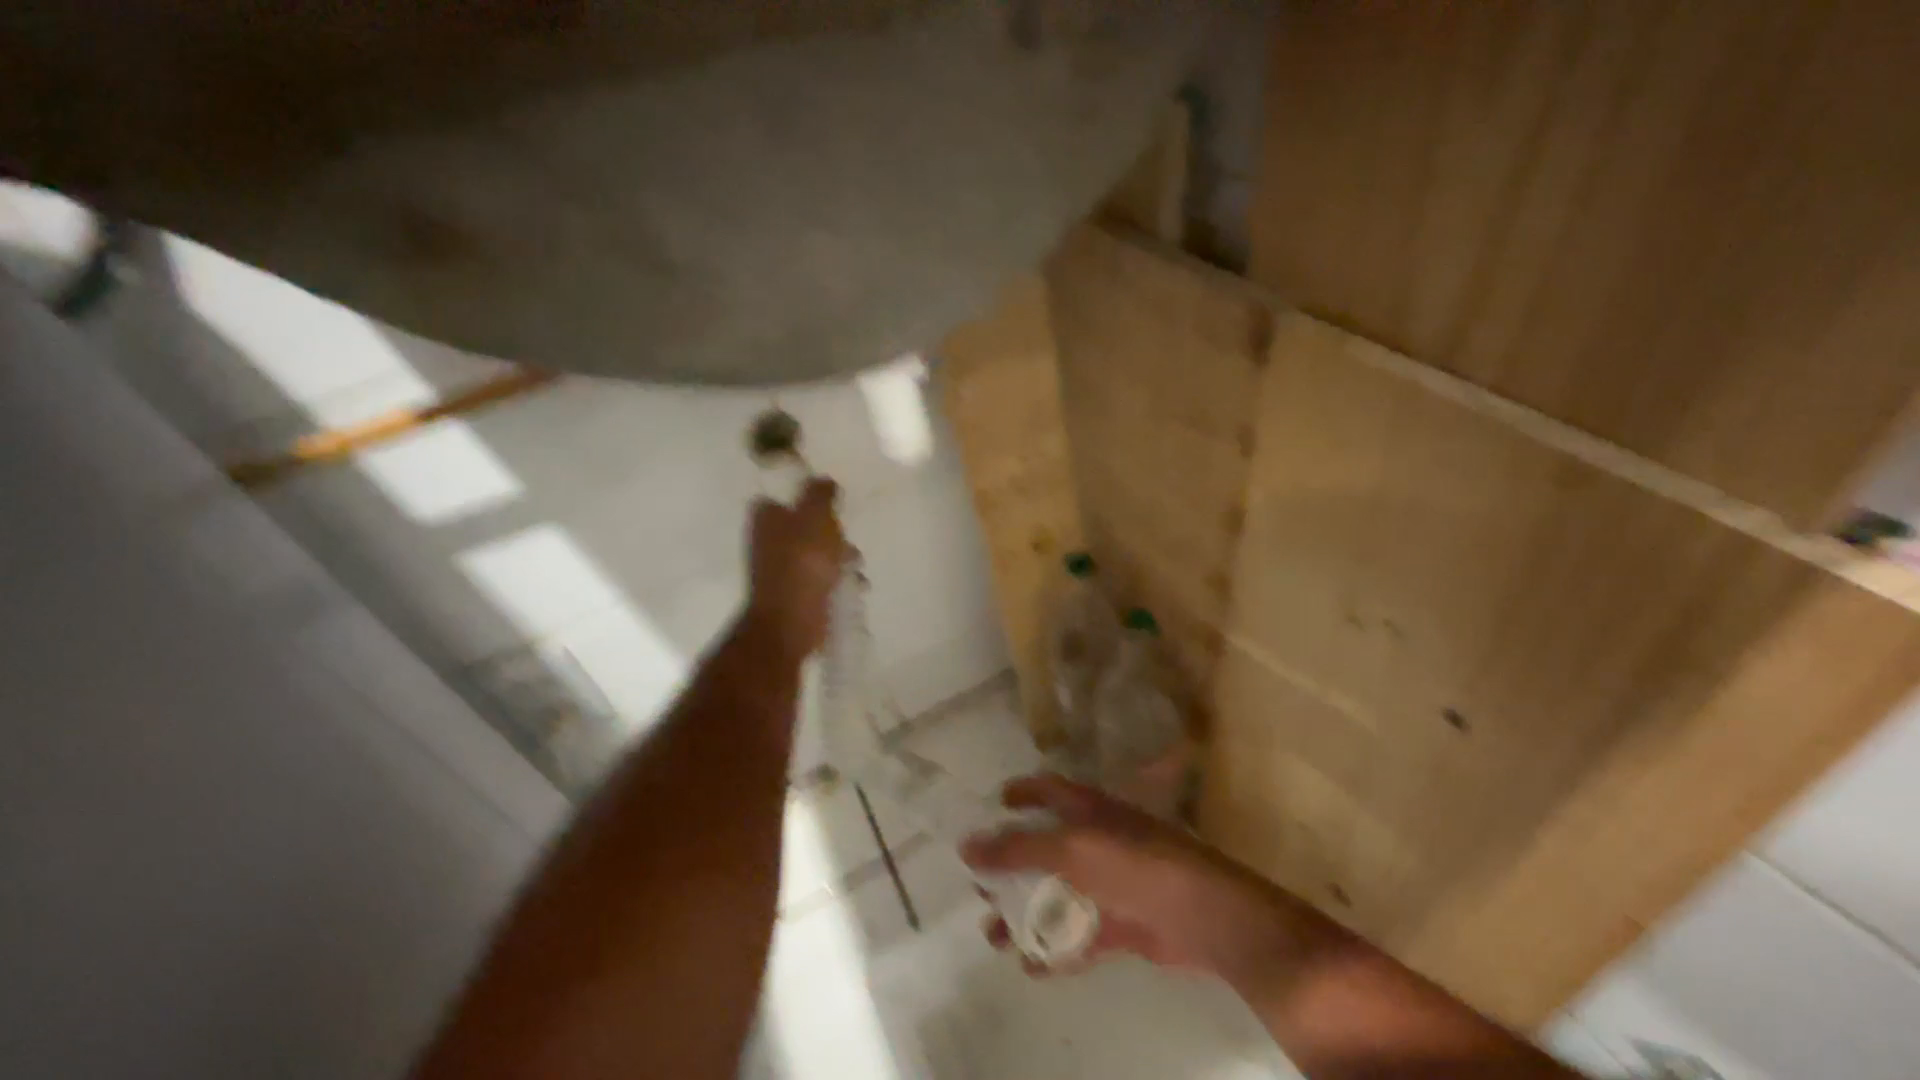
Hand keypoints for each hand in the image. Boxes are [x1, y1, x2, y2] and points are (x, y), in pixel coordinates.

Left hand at [744, 478, 848, 658]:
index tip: (831, 499)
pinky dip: (837, 580)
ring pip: (816, 552)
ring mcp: (780, 569)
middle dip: (831, 530)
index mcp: (766, 517)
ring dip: (839, 557)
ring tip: (856, 566)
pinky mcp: (795, 593)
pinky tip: (854, 585)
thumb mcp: (816, 518)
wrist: (791, 622)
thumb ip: (820, 494)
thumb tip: (823, 479)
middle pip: (804, 524)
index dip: (805, 495)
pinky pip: (821, 578)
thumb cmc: (803, 564)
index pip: (782, 495)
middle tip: (847, 536)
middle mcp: (768, 540)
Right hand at [962, 774, 1301, 992]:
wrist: (1202, 915)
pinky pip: (1079, 937)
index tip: (994, 803)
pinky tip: (1030, 967)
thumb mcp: (1070, 849)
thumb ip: (1017, 848)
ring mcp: (1110, 885)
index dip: (1022, 793)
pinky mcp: (1122, 924)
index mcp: (1089, 811)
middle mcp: (1098, 842)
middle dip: (1010, 871)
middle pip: (1044, 850)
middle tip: (981, 891)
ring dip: (1025, 916)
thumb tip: (965, 845)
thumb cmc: (1134, 865)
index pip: (1049, 791)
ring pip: (1057, 897)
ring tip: (994, 937)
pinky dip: (1055, 951)